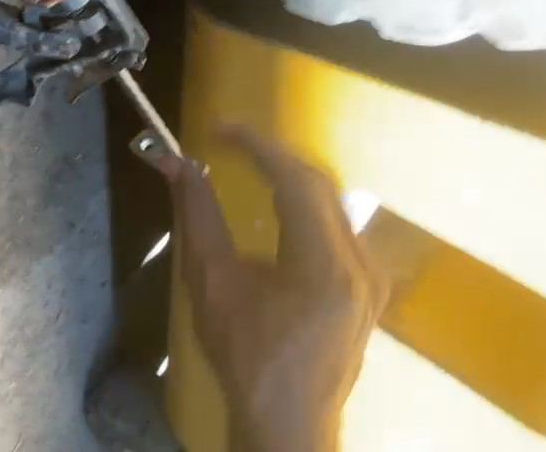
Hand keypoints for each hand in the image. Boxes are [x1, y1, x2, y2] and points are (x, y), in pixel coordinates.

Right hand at [157, 127, 386, 451]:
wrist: (287, 418)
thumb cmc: (244, 350)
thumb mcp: (210, 277)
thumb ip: (197, 212)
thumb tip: (175, 162)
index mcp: (323, 262)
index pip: (294, 179)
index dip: (254, 144)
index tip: (215, 128)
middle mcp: (359, 263)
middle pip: (319, 185)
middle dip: (270, 153)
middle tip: (225, 140)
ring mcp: (370, 278)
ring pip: (333, 203)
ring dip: (288, 175)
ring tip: (246, 163)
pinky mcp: (367, 289)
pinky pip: (338, 226)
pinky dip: (303, 201)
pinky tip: (276, 204)